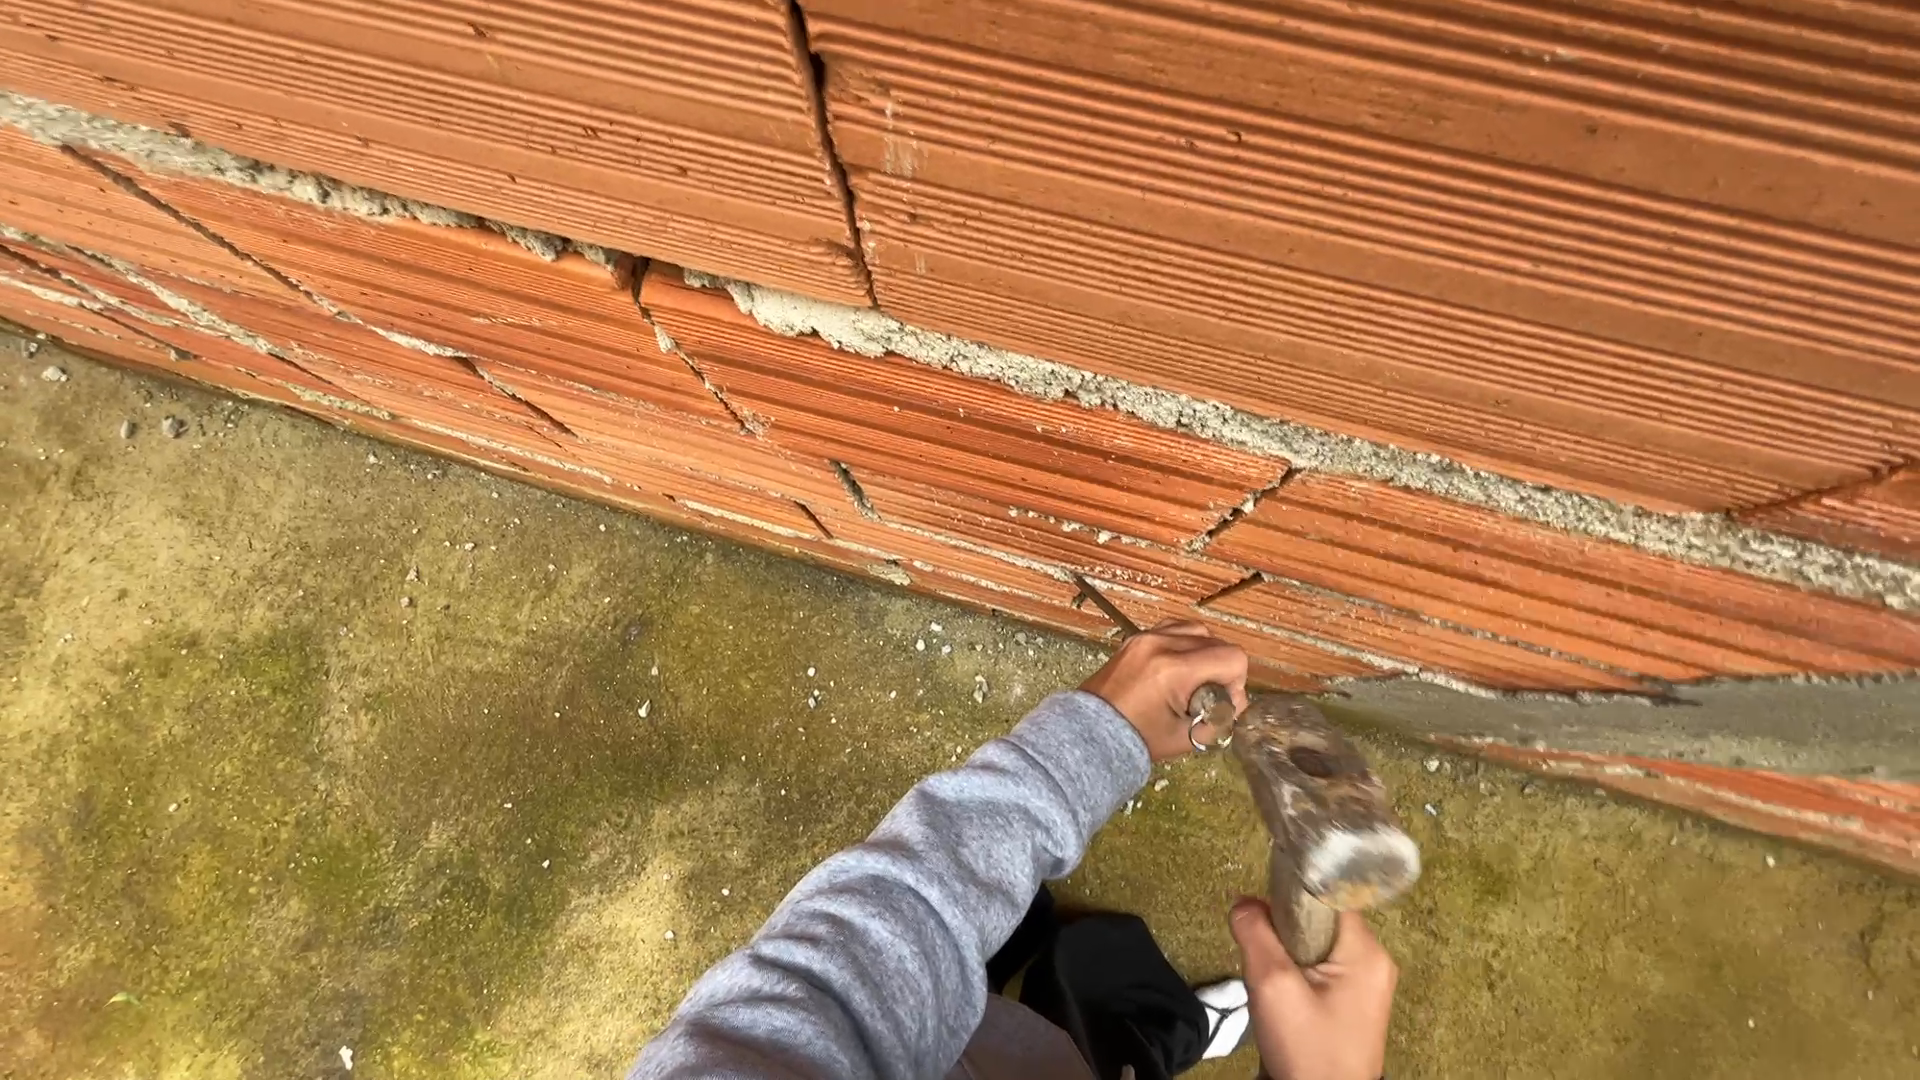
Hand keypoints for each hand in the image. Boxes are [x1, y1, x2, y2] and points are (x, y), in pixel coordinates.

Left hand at [1079, 621, 1248, 760]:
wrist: (1091, 730)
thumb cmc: (1138, 738)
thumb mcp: (1187, 737)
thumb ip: (1219, 718)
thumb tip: (1234, 702)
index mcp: (1174, 669)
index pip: (1232, 657)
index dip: (1237, 682)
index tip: (1224, 703)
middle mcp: (1160, 644)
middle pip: (1216, 642)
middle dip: (1222, 670)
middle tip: (1208, 696)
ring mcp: (1145, 637)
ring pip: (1196, 630)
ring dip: (1205, 652)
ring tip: (1194, 680)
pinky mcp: (1136, 638)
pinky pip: (1172, 628)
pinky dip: (1184, 642)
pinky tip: (1179, 666)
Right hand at [1229, 900, 1396, 1079]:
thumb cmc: (1306, 1046)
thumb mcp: (1272, 983)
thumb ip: (1254, 931)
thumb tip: (1244, 902)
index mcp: (1366, 951)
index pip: (1324, 894)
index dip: (1288, 894)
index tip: (1259, 910)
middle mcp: (1372, 959)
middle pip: (1315, 916)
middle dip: (1280, 927)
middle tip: (1260, 951)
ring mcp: (1362, 982)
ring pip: (1310, 939)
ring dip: (1282, 949)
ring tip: (1268, 975)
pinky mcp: (1347, 999)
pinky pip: (1313, 962)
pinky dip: (1290, 967)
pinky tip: (1277, 989)